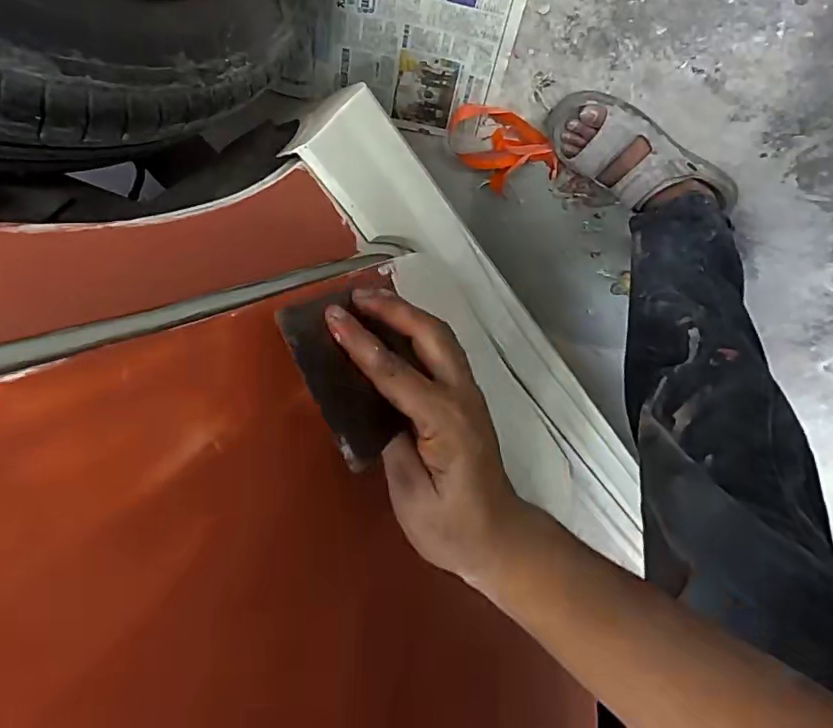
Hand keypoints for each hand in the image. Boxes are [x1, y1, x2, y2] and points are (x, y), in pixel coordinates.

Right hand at [325, 286, 533, 585]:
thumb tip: (371, 405)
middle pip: (430, 335)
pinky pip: (442, 351)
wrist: (498, 536)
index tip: (334, 317)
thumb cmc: (452, 527)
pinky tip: (396, 327)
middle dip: (393, 309)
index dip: (362, 344)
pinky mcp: (465, 396)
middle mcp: (462, 395)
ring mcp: (468, 392)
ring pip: (441, 336)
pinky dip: (417, 330)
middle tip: (355, 296)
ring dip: (407, 313)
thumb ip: (392, 445)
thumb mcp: (411, 497)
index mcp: (446, 421)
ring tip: (371, 301)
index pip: (396, 373)